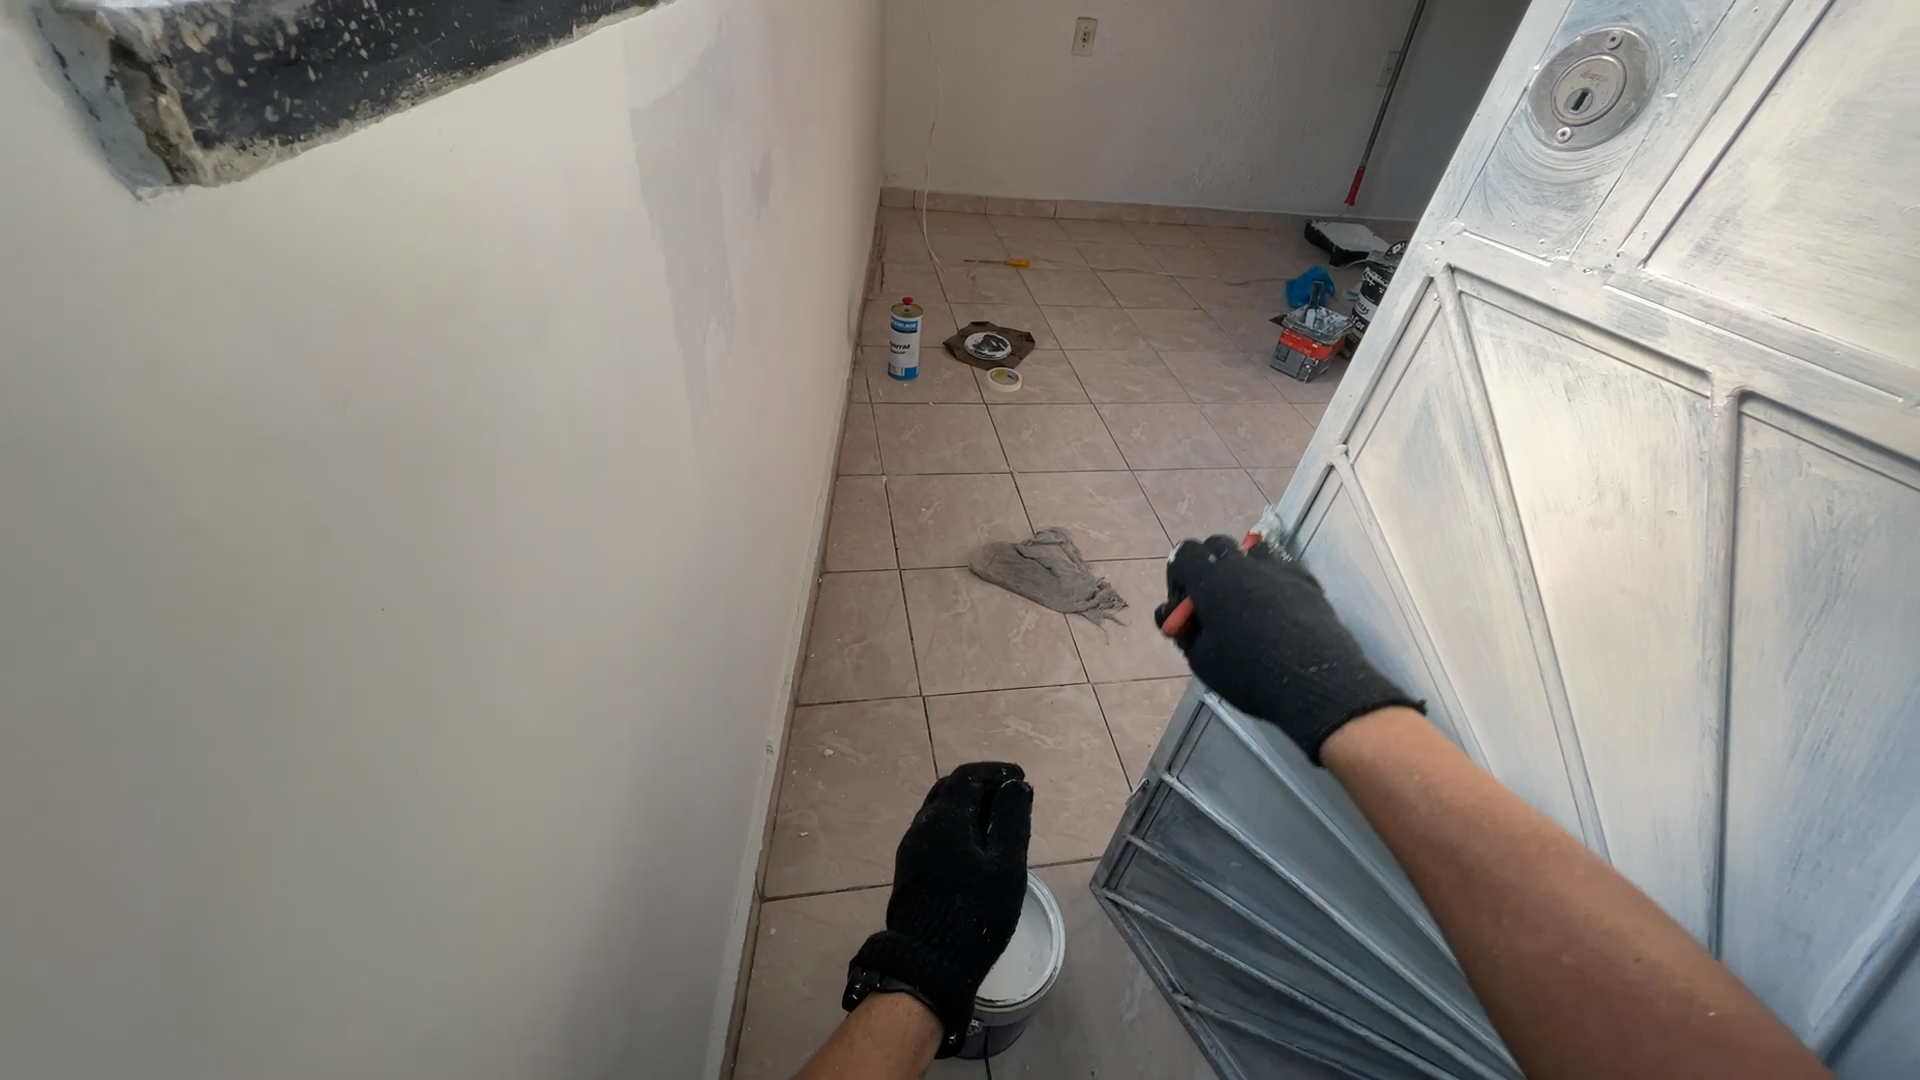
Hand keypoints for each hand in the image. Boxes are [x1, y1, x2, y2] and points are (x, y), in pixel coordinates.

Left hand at [843, 762, 1032, 1056]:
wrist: (927, 962)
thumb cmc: (974, 913)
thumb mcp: (1006, 866)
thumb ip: (1011, 820)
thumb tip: (1016, 785)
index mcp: (945, 817)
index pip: (968, 776)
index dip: (996, 772)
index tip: (1020, 778)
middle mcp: (923, 824)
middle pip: (951, 789)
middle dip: (981, 786)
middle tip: (1009, 796)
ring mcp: (912, 847)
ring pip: (940, 811)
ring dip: (968, 806)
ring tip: (996, 821)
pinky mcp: (910, 868)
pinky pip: (935, 831)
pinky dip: (958, 825)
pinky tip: (975, 845)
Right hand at [1154, 536, 1421, 762]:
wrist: (1315, 683)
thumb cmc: (1249, 674)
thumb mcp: (1201, 660)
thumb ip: (1184, 630)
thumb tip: (1175, 614)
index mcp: (1211, 582)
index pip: (1184, 554)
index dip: (1178, 575)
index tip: (1184, 602)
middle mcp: (1242, 566)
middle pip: (1217, 546)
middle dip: (1208, 566)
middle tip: (1211, 599)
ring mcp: (1278, 570)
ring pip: (1252, 550)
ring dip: (1242, 567)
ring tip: (1246, 600)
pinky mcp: (1306, 580)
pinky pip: (1280, 566)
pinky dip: (1271, 579)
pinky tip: (1276, 608)